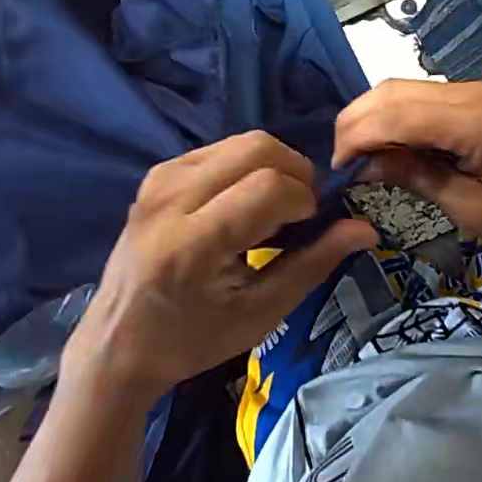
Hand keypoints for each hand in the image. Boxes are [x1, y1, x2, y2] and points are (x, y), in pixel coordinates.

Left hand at [62, 131, 375, 406]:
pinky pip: (220, 149)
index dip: (305, 200)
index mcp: (192, 242)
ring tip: (272, 209)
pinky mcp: (158, 172)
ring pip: (242, 142)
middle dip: (296, 172)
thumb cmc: (190, 340)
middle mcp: (171, 196)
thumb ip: (312, 264)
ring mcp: (160, 178)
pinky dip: (247, 167)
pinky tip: (243, 203)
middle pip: (257, 148)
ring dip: (274, 167)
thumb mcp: (259, 314)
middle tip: (300, 212)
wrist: (117, 340)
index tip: (309, 227)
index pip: (268, 187)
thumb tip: (364, 228)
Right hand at [333, 81, 481, 263]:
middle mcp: (471, 92)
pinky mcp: (478, 100)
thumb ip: (415, 177)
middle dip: (356, 122)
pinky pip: (422, 99)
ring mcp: (476, 91)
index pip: (393, 112)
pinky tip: (388, 146)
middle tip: (340, 163)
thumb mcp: (472, 210)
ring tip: (359, 158)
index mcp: (474, 120)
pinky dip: (396, 119)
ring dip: (373, 118)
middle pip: (392, 91)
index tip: (336, 170)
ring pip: (403, 90)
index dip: (355, 136)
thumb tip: (365, 162)